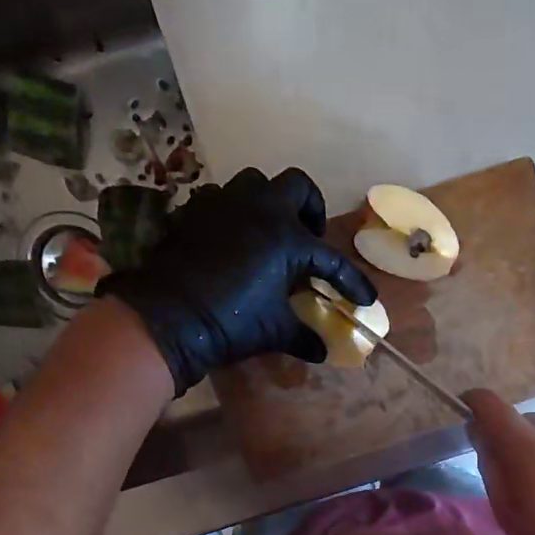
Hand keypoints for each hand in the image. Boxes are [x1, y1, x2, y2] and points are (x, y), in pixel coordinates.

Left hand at [98, 167, 375, 394]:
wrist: (170, 317)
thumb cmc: (231, 323)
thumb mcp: (275, 332)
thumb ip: (302, 336)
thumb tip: (321, 351)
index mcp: (288, 238)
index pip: (330, 259)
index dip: (351, 281)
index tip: (364, 298)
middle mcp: (261, 210)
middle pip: (298, 186)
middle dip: (309, 208)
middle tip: (308, 236)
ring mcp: (224, 204)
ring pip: (255, 183)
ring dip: (267, 203)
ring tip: (267, 232)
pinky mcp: (194, 210)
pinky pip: (219, 199)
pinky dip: (231, 214)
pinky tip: (230, 240)